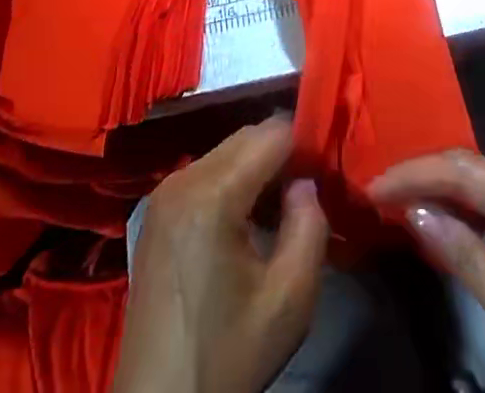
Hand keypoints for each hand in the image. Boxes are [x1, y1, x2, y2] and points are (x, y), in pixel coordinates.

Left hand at [112, 117, 328, 392]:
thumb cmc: (227, 353)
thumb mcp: (290, 298)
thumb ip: (310, 224)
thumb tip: (306, 183)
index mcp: (211, 195)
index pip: (272, 132)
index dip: (306, 144)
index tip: (328, 172)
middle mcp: (181, 180)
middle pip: (247, 137)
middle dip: (284, 153)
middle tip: (311, 190)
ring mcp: (162, 194)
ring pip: (228, 151)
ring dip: (260, 167)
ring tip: (285, 208)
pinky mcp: (156, 212)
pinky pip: (207, 172)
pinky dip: (235, 180)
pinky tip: (249, 220)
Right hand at [370, 149, 484, 392]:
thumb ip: (470, 262)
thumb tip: (414, 211)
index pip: (470, 173)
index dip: (415, 174)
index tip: (368, 189)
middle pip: (478, 172)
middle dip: (424, 176)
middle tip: (373, 195)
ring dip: (441, 192)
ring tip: (393, 203)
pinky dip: (465, 214)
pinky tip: (440, 223)